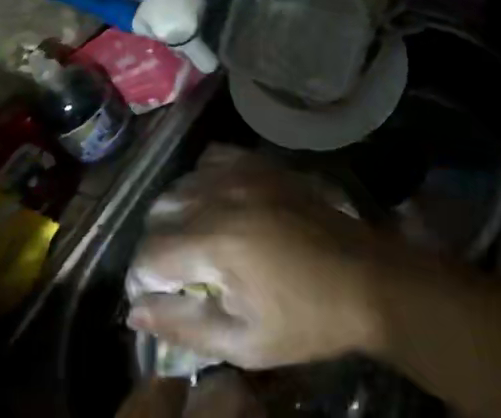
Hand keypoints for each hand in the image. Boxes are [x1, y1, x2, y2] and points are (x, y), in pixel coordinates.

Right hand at [125, 148, 388, 369]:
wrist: (365, 278)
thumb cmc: (306, 319)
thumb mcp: (243, 341)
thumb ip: (182, 325)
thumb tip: (134, 311)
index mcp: (217, 241)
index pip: (149, 253)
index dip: (144, 281)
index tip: (159, 298)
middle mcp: (224, 196)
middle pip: (159, 210)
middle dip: (157, 244)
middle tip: (179, 275)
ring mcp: (246, 173)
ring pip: (183, 182)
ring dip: (177, 212)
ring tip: (197, 242)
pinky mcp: (264, 164)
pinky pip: (215, 157)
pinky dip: (204, 178)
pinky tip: (218, 204)